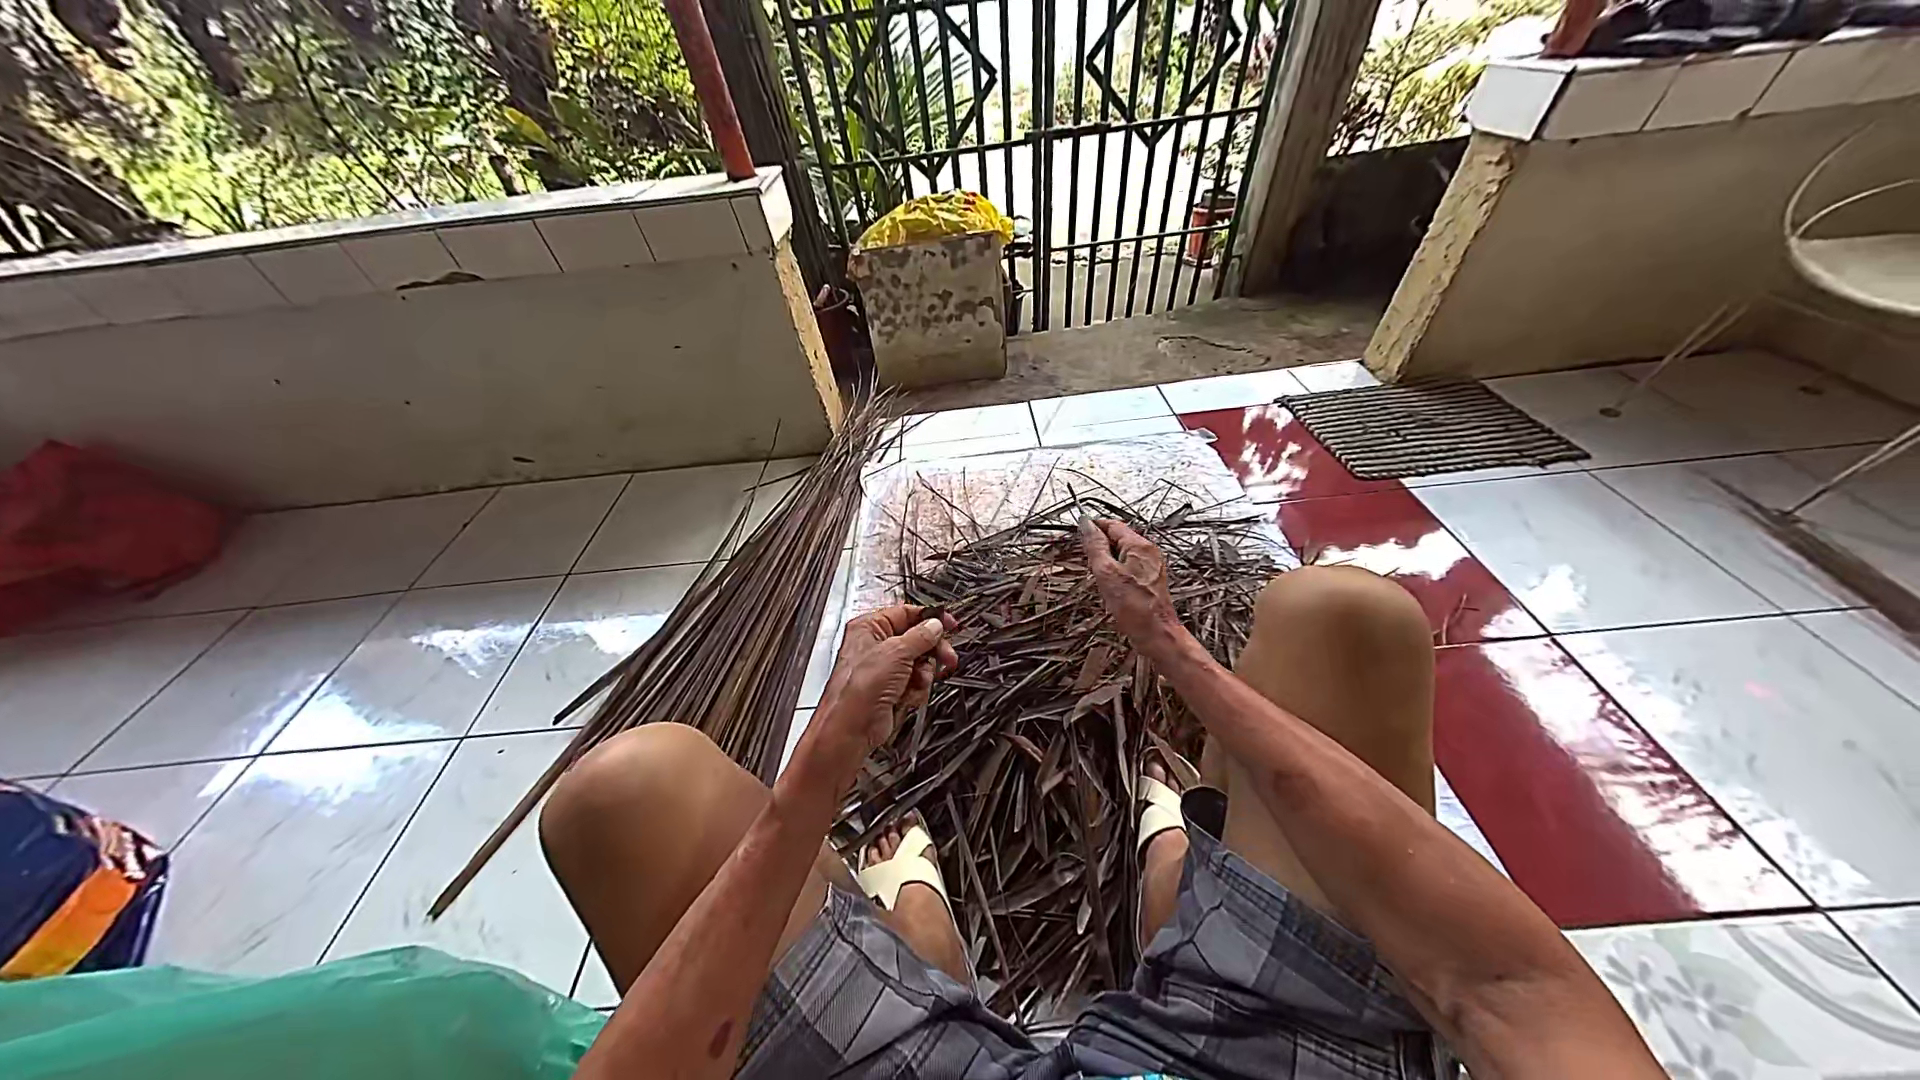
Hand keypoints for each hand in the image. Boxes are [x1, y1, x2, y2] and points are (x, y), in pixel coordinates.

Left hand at [803, 604, 958, 773]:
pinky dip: (916, 689)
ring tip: (916, 681)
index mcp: (869, 627)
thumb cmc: (858, 689)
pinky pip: (916, 682)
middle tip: (945, 656)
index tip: (949, 624)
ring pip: (920, 663)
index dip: (930, 619)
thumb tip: (934, 625)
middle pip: (917, 639)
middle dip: (931, 651)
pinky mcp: (891, 689)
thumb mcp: (896, 652)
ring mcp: (883, 669)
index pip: (906, 613)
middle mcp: (875, 646)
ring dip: (923, 674)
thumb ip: (921, 636)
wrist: (851, 727)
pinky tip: (907, 695)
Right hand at [1078, 517, 1186, 656]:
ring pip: (1123, 553)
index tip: (1080, 531)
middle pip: (1119, 538)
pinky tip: (1110, 585)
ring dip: (1107, 559)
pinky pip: (1129, 567)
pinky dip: (1116, 571)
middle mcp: (1149, 553)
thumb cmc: (1135, 607)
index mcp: (1140, 546)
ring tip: (1098, 574)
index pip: (1113, 525)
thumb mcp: (1106, 572)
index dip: (1095, 526)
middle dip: (1100, 545)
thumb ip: (1095, 546)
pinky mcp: (1150, 580)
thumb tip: (1086, 524)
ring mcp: (1151, 566)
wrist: (1156, 633)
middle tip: (1087, 558)